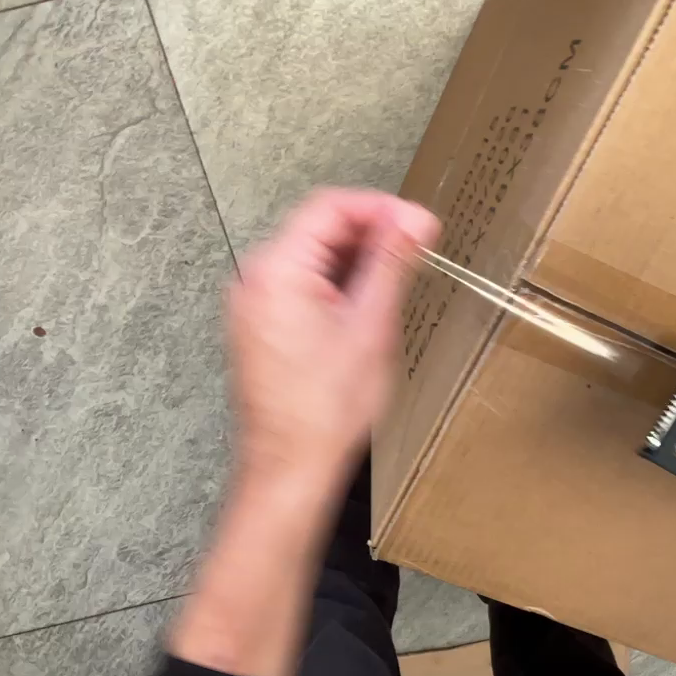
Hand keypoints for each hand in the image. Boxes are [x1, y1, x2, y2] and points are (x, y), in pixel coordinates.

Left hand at [226, 188, 439, 488]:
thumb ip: (391, 264)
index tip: (421, 225)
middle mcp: (255, 279)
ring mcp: (253, 303)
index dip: (381, 208)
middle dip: (372, 233)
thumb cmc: (327, 410)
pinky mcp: (260, 325)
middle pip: (319, 229)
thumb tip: (413, 220)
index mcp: (277, 271)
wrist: (290, 468)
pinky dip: (337, 284)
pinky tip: (367, 303)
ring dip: (357, 259)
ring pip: (312, 258)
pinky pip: (301, 285)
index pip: (331, 207)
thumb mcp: (371, 326)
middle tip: (419, 248)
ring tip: (400, 278)